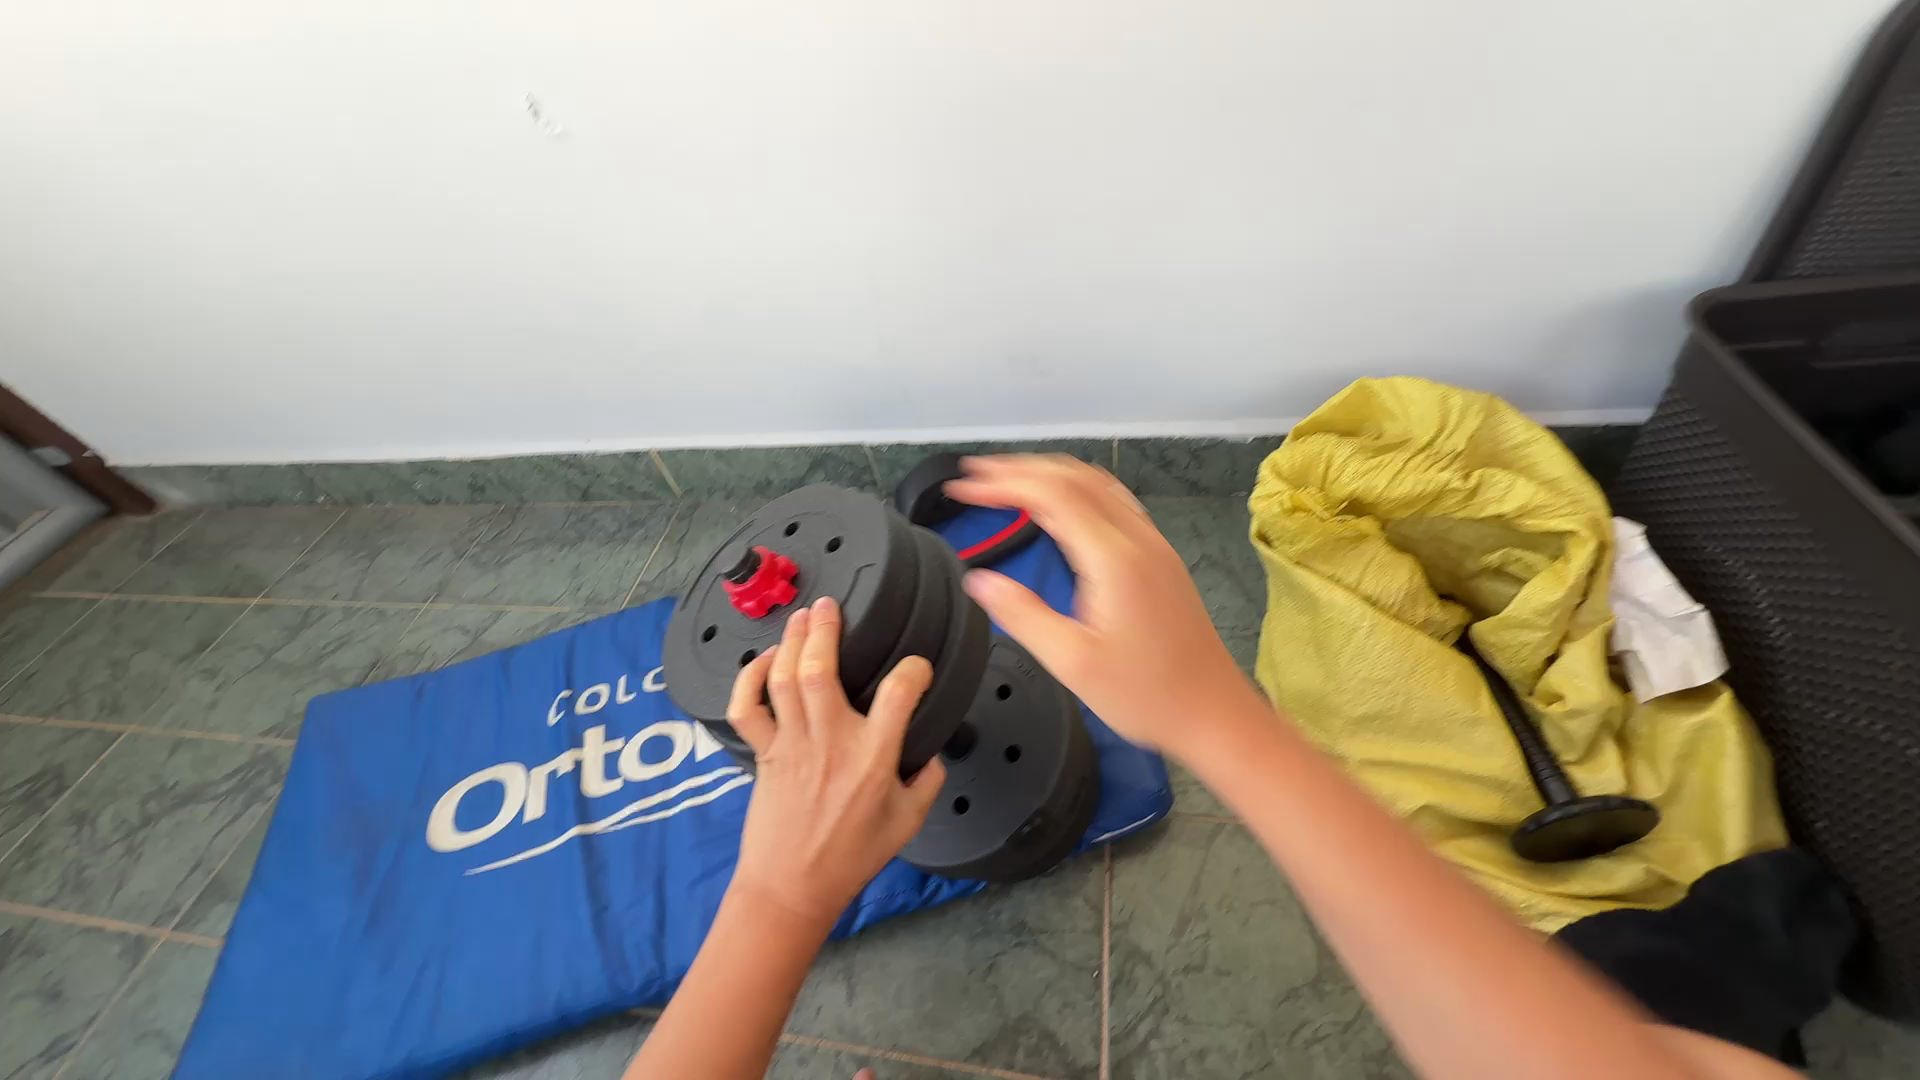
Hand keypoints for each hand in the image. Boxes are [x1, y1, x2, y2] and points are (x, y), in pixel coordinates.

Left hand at [725, 596, 947, 924]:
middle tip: (830, 605)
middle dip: (824, 629)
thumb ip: (926, 780)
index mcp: (873, 758)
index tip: (917, 667)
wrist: (791, 889)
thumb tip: (931, 751)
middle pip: (819, 671)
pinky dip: (748, 680)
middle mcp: (830, 742)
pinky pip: (746, 709)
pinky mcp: (763, 753)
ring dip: (791, 641)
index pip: (898, 694)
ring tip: (801, 616)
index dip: (913, 670)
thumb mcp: (908, 822)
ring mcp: (791, 745)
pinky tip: (762, 661)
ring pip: (783, 680)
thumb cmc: (852, 857)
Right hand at [945, 455, 1260, 752]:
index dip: (1003, 482)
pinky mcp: (1159, 556)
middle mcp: (1136, 538)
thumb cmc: (1144, 694)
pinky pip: (1112, 501)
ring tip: (1006, 479)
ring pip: (1096, 483)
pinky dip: (1075, 488)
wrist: (1213, 711)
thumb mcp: (1072, 662)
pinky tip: (1058, 504)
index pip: (1051, 494)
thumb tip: (977, 580)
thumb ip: (1022, 615)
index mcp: (1113, 557)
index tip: (962, 487)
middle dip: (1020, 468)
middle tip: (974, 473)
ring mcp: (1153, 543)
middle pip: (1074, 477)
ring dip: (1049, 473)